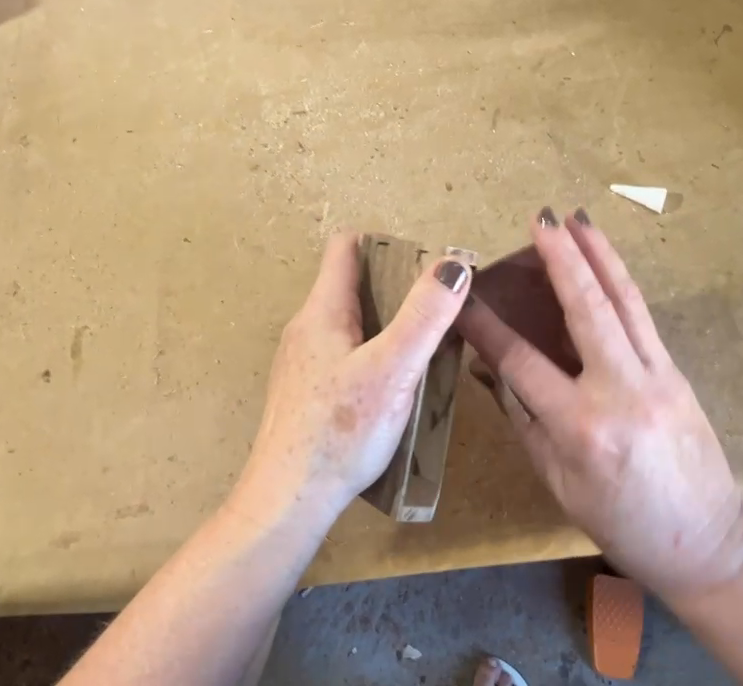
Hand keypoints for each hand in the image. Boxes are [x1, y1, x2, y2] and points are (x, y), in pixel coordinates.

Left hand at [238, 233, 471, 523]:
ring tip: (423, 347)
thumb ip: (424, 316)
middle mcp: (306, 328)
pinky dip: (371, 356)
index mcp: (322, 310)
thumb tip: (453, 264)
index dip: (383, 243)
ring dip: (384, 325)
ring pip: (348, 325)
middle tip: (437, 308)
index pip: (345, 248)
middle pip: (350, 286)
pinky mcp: (304, 395)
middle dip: (393, 287)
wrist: (288, 499)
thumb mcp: (393, 368)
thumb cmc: (340, 429)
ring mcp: (301, 363)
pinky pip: (342, 356)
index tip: (424, 260)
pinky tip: (393, 387)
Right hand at [457, 208, 742, 598]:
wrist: (708, 545)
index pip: (520, 362)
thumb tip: (491, 367)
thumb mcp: (558, 481)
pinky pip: (642, 316)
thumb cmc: (621, 524)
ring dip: (598, 254)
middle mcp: (621, 392)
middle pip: (586, 309)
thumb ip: (525, 418)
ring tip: (577, 218)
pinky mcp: (677, 372)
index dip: (486, 326)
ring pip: (624, 301)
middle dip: (561, 259)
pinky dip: (621, 280)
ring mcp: (657, 377)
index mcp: (582, 429)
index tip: (461, 295)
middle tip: (539, 219)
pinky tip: (605, 258)